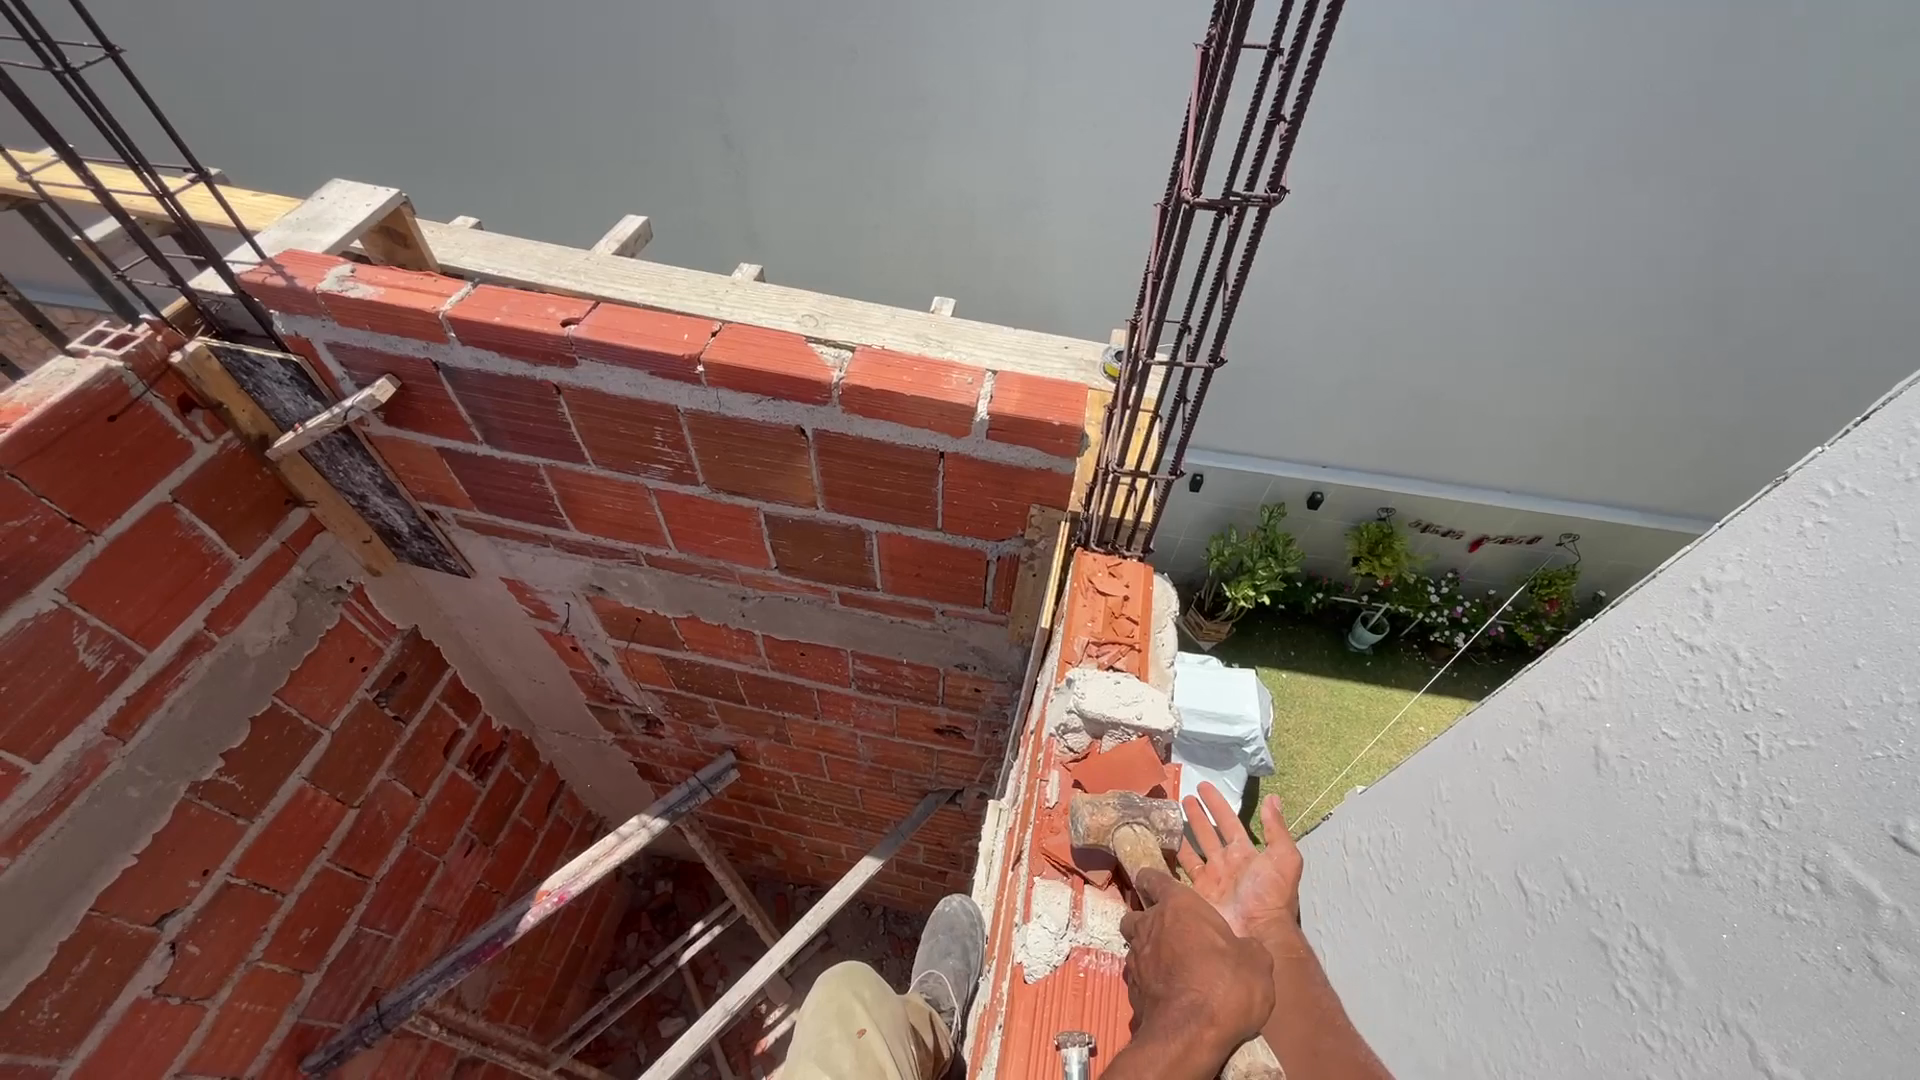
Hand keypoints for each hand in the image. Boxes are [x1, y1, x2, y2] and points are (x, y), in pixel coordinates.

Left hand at [1119, 869, 1274, 1058]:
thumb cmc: (1224, 984)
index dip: (1153, 881)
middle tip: (1170, 934)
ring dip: (1145, 948)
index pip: (1153, 879)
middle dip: (1148, 919)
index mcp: (1178, 906)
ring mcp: (1135, 956)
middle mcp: (1150, 924)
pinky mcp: (1131, 988)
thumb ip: (1246, 948)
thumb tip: (1244, 950)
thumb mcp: (1256, 962)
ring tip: (1166, 964)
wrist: (1190, 1032)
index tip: (1156, 885)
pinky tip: (1164, 993)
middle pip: (1137, 912)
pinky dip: (1147, 980)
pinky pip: (1135, 975)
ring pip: (1132, 942)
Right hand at [1177, 783, 1302, 940]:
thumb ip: (1276, 829)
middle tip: (1183, 798)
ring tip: (1168, 817)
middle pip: (1208, 833)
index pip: (1228, 822)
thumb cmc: (1270, 894)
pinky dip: (1169, 860)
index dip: (1217, 804)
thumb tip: (1273, 798)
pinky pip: (1179, 872)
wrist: (1256, 932)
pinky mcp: (1195, 894)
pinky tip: (1158, 846)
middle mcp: (1225, 864)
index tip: (1203, 787)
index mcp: (1245, 854)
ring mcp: (1209, 880)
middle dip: (1197, 816)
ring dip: (1182, 834)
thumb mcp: (1283, 858)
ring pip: (1191, 850)